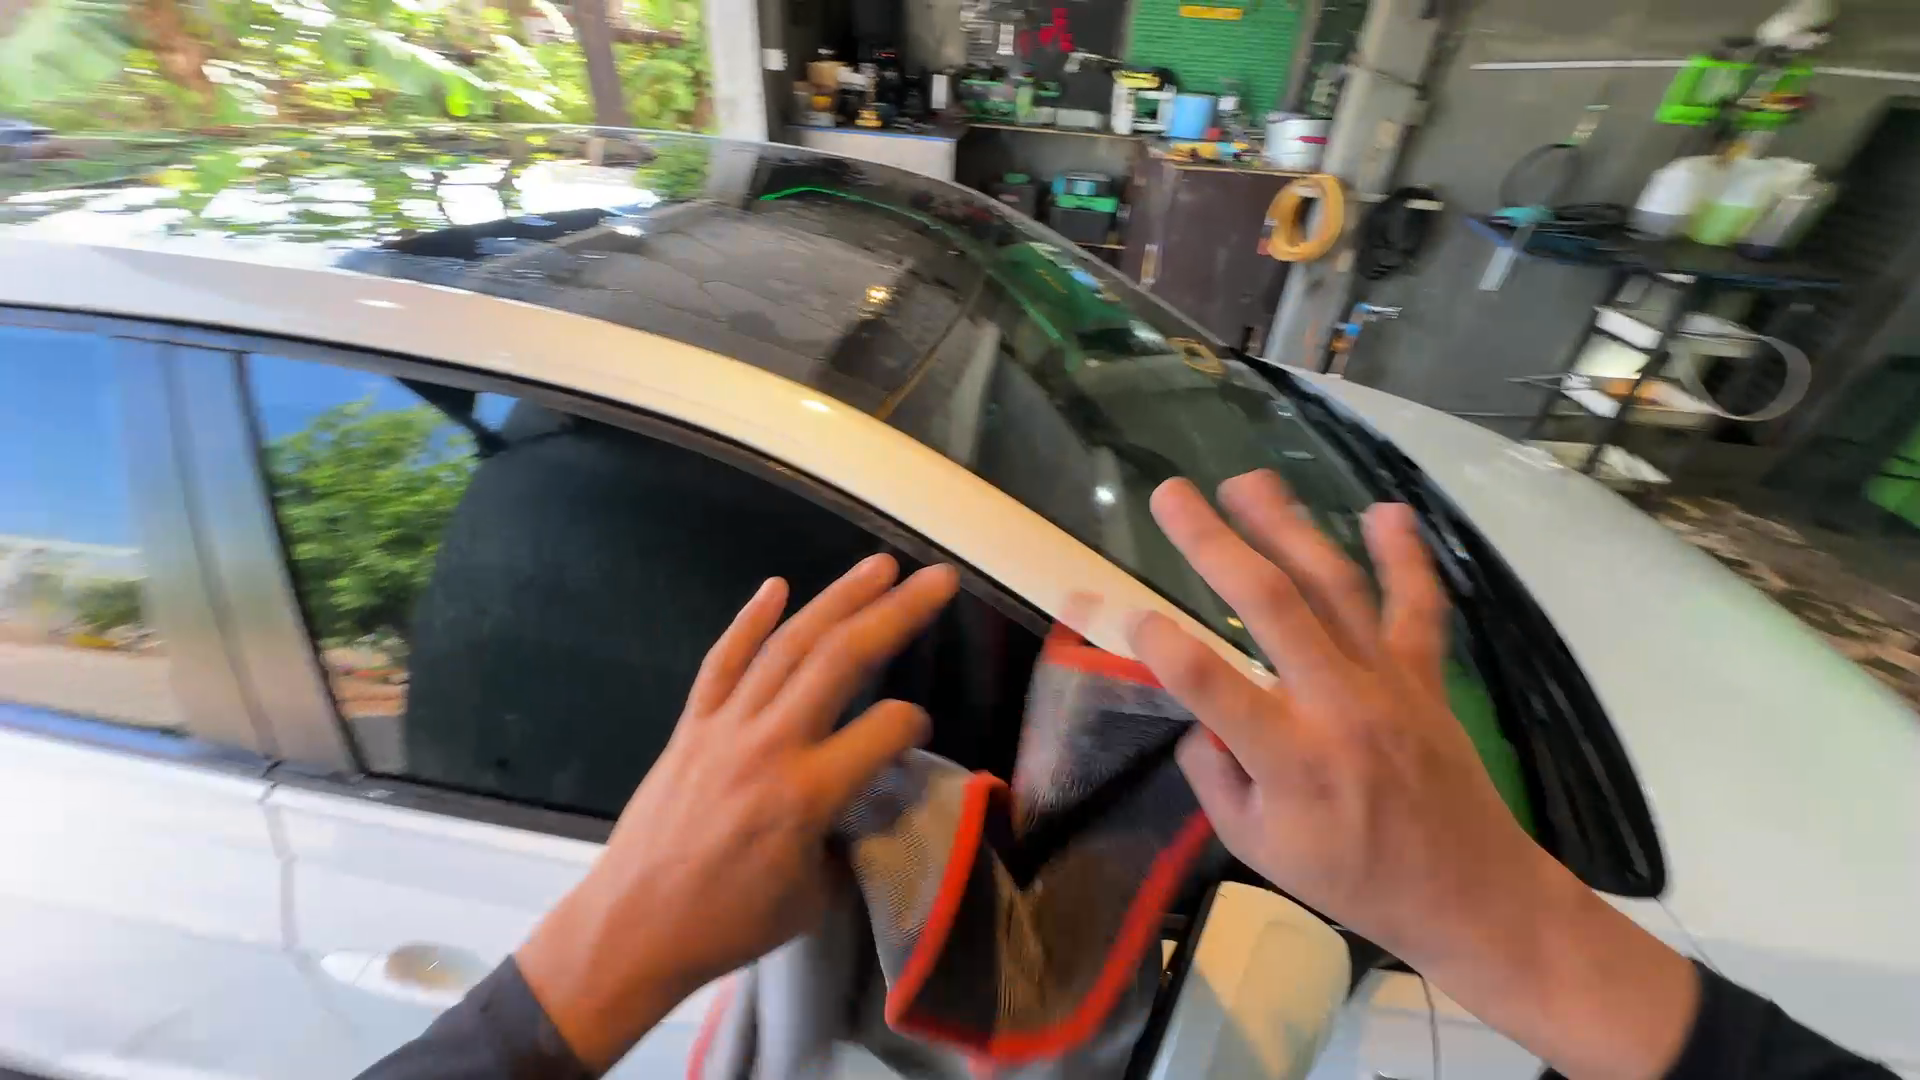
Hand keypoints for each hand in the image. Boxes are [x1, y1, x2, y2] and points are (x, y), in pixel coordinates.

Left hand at [516, 554, 958, 1070]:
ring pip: (789, 646)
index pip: (884, 730)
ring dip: (839, 598)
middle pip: (841, 660)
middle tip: (938, 579)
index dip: (914, 723)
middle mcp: (770, 744)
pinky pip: (722, 661)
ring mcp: (726, 725)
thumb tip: (875, 799)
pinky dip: (750, 620)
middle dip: (897, 612)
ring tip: (880, 566)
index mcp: (805, 795)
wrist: (628, 930)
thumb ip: (854, 840)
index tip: (918, 730)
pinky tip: (776, 585)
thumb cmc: (728, 924)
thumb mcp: (814, 897)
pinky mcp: (693, 723)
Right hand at [1129, 471, 1696, 1079]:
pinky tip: (1383, 510)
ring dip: (1286, 526)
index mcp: (1289, 758)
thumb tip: (1198, 716)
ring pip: (1333, 587)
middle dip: (1212, 542)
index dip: (1163, 645)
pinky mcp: (1423, 675)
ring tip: (1246, 481)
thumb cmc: (1352, 878)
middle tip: (1170, 494)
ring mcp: (1387, 680)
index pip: (1210, 685)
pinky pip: (1416, 606)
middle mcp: (1337, 704)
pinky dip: (1403, 556)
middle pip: (1270, 605)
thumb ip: (1213, 776)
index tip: (1129, 614)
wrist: (1472, 896)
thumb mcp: (1255, 848)